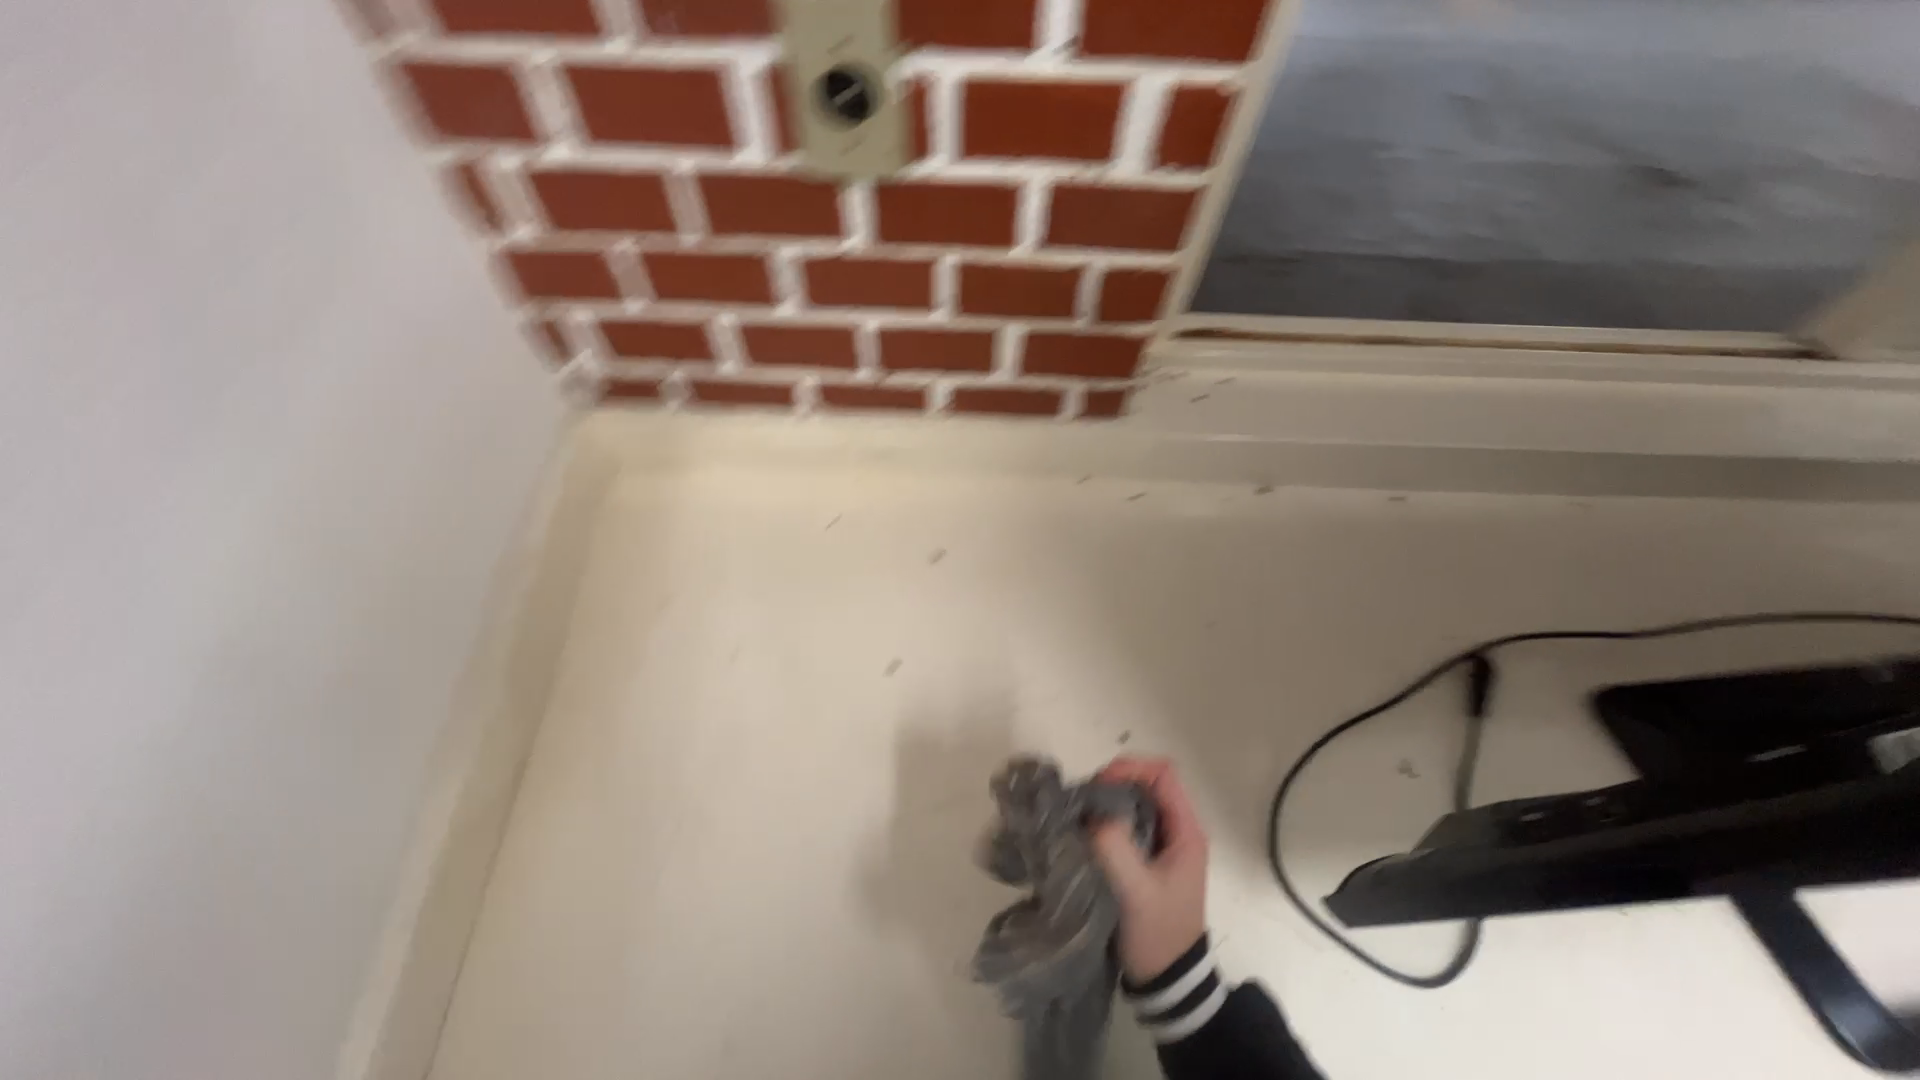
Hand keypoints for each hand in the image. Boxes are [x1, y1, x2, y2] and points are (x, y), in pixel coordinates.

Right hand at [1089, 756, 1209, 983]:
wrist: (1167, 981)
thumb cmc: (1158, 934)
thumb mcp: (1135, 891)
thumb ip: (1114, 847)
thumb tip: (1091, 813)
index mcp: (1186, 831)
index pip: (1162, 774)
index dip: (1129, 769)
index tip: (1097, 786)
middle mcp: (1177, 830)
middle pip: (1145, 783)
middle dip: (1111, 785)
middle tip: (1081, 803)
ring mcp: (1161, 844)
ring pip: (1132, 802)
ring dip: (1105, 804)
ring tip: (1077, 818)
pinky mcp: (1144, 858)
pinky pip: (1124, 824)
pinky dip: (1103, 822)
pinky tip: (1083, 835)